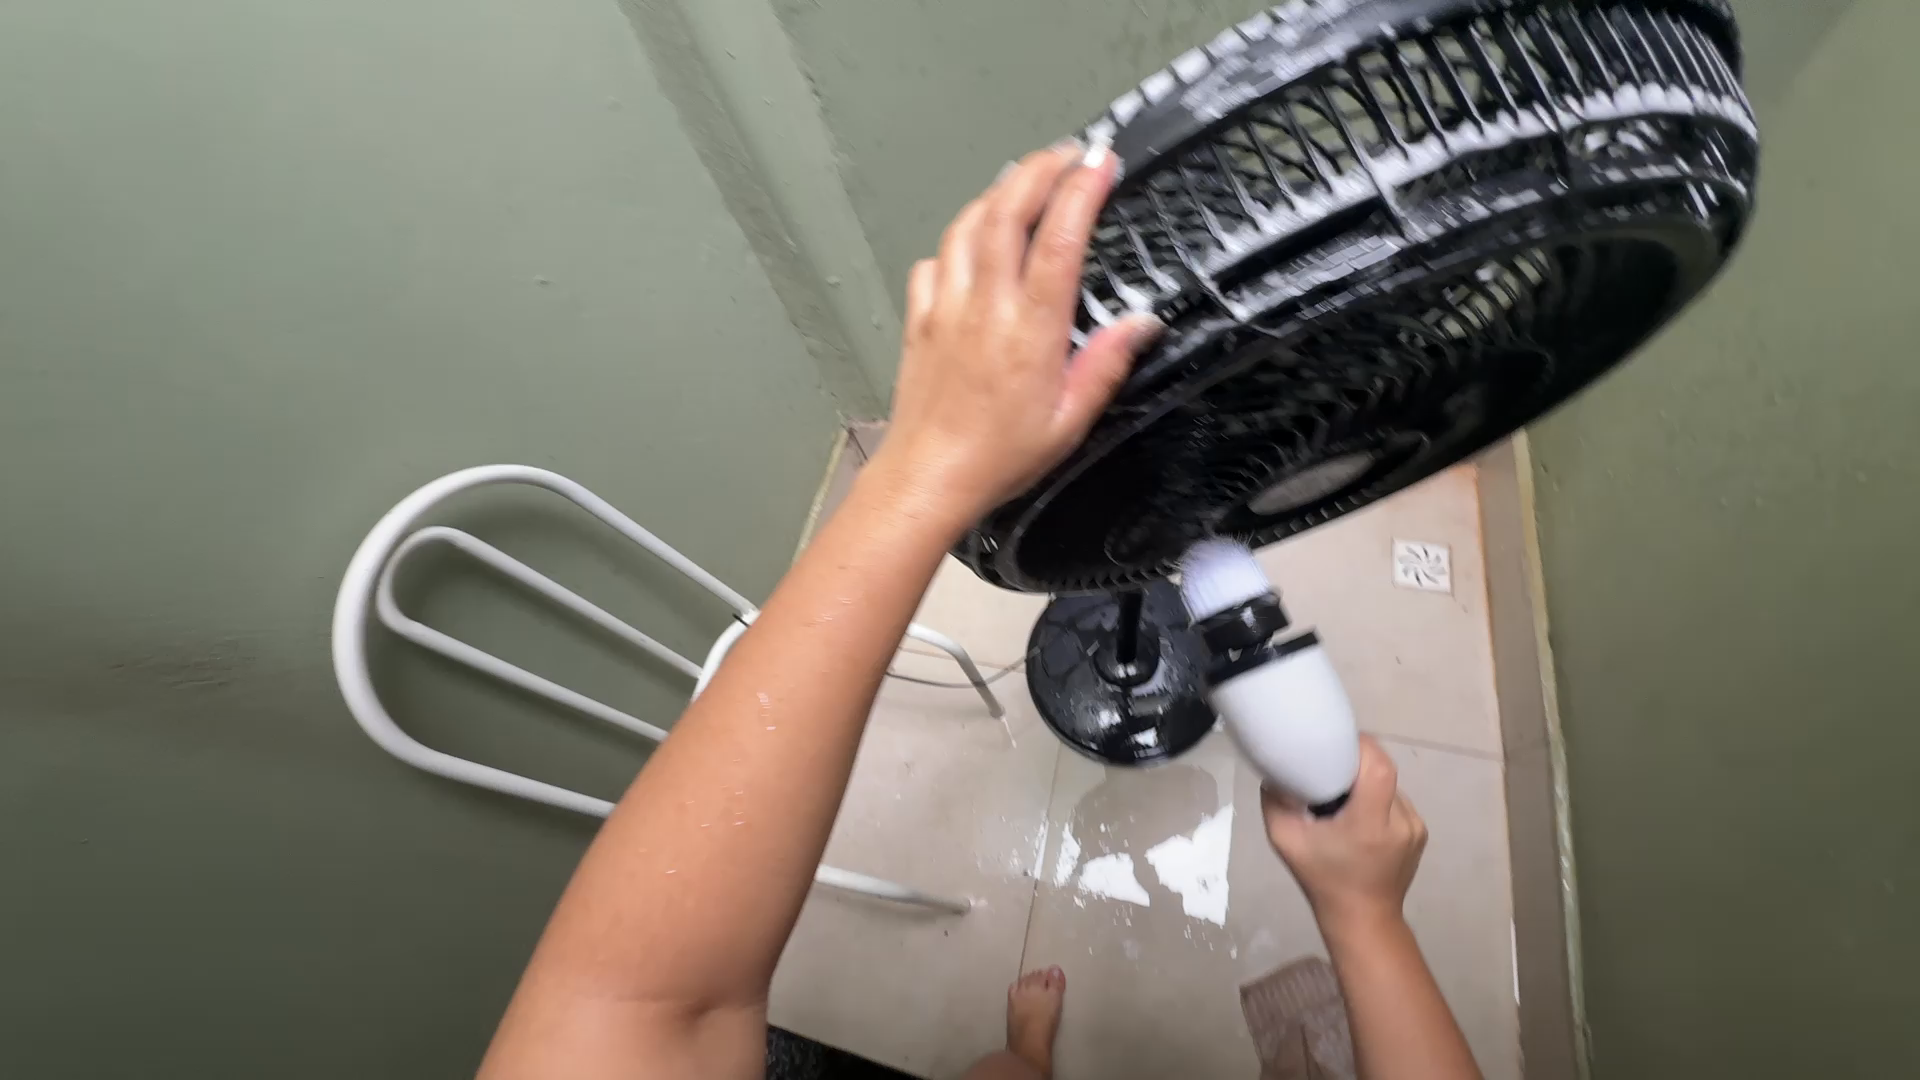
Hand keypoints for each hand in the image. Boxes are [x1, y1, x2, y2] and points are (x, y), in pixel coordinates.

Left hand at [873, 140, 1165, 524]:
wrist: (928, 477)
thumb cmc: (999, 457)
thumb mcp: (1069, 421)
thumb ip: (1105, 365)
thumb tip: (1142, 323)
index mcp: (1030, 327)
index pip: (1059, 237)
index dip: (1082, 189)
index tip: (1103, 161)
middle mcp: (985, 305)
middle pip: (1006, 210)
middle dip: (1039, 169)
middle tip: (1067, 156)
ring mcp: (945, 308)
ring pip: (966, 226)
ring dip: (996, 193)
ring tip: (1022, 183)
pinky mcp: (919, 321)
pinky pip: (933, 262)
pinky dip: (956, 241)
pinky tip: (969, 247)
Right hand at [1262, 737, 1427, 930]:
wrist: (1362, 918)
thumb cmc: (1321, 877)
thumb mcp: (1283, 839)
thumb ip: (1275, 801)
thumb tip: (1276, 772)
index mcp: (1370, 823)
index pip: (1378, 767)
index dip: (1360, 746)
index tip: (1335, 740)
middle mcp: (1400, 821)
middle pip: (1383, 771)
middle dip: (1357, 760)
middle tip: (1329, 763)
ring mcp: (1415, 828)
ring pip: (1389, 784)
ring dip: (1366, 781)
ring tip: (1341, 792)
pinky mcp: (1419, 833)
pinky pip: (1396, 799)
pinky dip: (1376, 797)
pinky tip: (1357, 812)